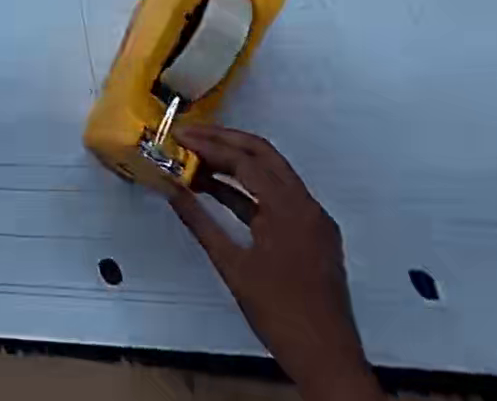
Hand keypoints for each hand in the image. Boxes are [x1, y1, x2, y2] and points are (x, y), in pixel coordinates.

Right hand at [169, 126, 385, 400]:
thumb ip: (199, 221)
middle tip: (188, 136)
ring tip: (194, 159)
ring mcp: (312, 221)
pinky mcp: (309, 235)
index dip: (209, 145)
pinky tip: (214, 189)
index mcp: (290, 210)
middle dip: (224, 141)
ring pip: (270, 174)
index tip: (177, 137)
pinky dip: (245, 188)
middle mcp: (307, 207)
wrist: (327, 360)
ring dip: (234, 162)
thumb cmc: (278, 310)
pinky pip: (275, 197)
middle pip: (264, 156)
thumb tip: (169, 187)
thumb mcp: (231, 264)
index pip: (245, 162)